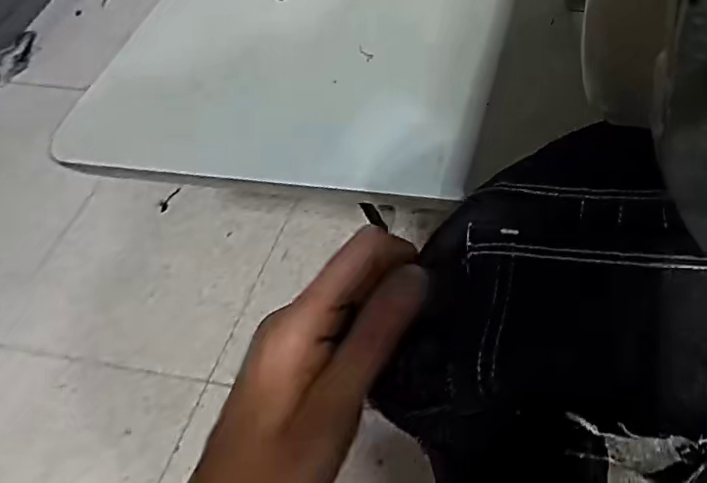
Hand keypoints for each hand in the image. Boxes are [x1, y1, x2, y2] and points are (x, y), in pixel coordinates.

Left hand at [193, 226, 427, 482]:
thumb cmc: (279, 468)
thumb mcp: (336, 404)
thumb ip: (377, 333)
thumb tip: (419, 271)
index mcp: (297, 318)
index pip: (366, 246)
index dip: (406, 257)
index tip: (428, 295)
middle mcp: (291, 316)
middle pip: (362, 266)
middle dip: (400, 283)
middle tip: (418, 329)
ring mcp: (291, 336)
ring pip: (357, 291)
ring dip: (388, 307)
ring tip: (402, 349)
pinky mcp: (296, 355)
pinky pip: (345, 316)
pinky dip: (372, 326)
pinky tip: (378, 363)